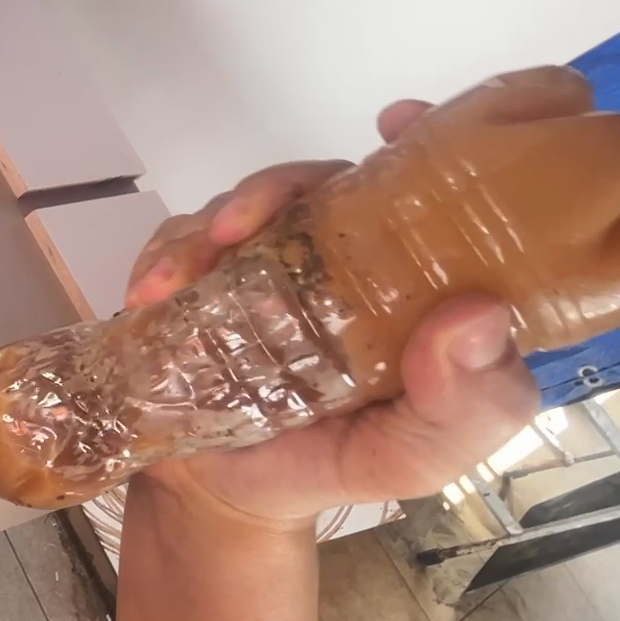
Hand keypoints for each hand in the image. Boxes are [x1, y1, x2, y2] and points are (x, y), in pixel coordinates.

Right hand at [124, 100, 540, 525]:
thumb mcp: (407, 459)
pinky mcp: (189, 289)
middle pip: (309, 188)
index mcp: (399, 291)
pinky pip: (171, 246)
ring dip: (197, 233)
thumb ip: (464, 409)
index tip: (392, 124)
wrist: (210, 495)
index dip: (419, 149)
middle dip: (269, 191)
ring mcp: (249, 275)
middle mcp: (325, 268)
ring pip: (230, 212)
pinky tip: (145, 296)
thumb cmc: (315, 470)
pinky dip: (156, 260)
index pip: (422, 198)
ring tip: (166, 284)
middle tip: (233, 231)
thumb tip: (474, 315)